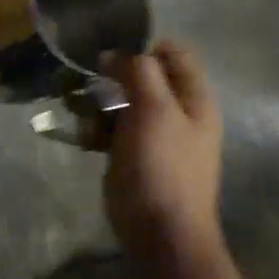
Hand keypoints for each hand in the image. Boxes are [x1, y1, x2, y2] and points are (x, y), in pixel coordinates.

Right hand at [101, 41, 222, 257]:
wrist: (159, 231)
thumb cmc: (162, 165)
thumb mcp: (154, 109)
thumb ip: (138, 71)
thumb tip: (114, 53)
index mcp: (193, 98)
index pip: (172, 52)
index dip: (142, 47)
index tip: (111, 54)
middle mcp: (176, 111)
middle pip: (140, 75)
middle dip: (110, 77)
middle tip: (90, 85)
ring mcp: (152, 134)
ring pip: (119, 100)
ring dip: (97, 104)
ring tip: (84, 116)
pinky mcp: (130, 153)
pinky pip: (109, 127)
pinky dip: (95, 128)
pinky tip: (86, 139)